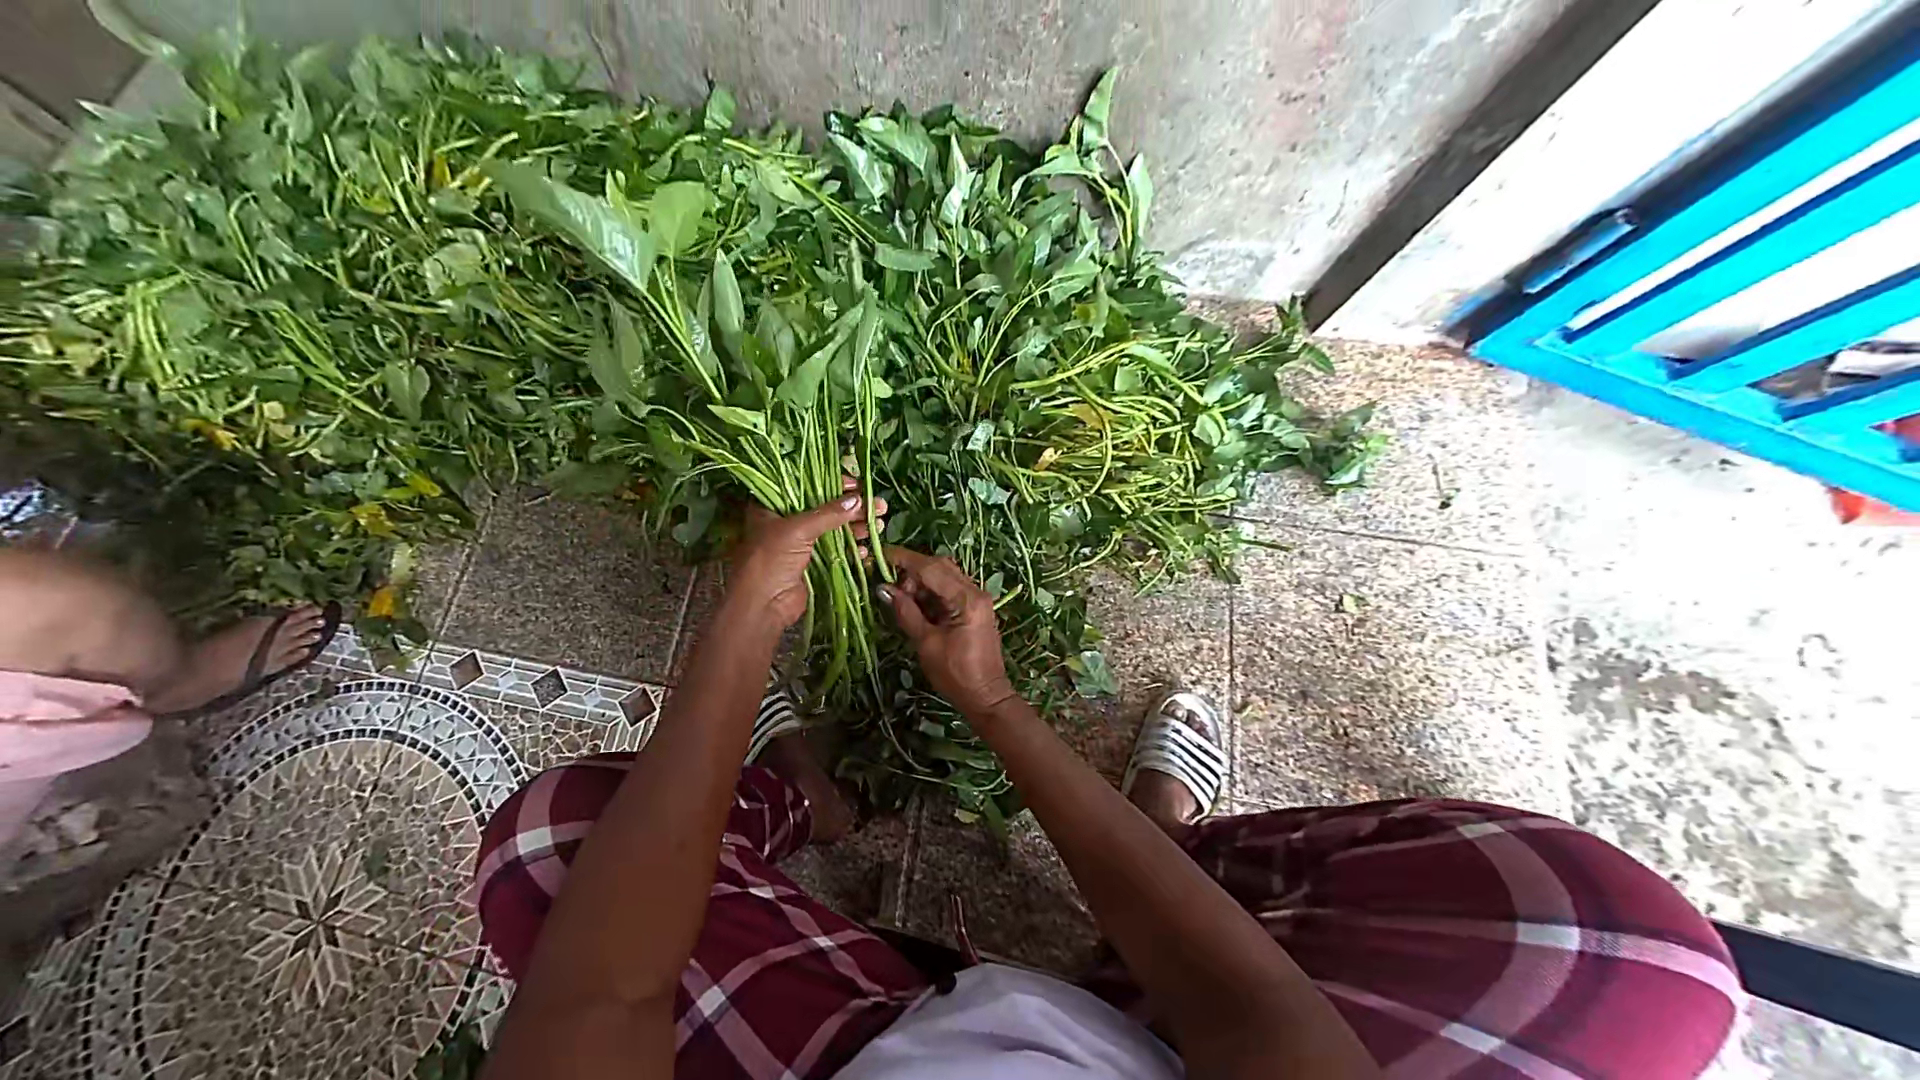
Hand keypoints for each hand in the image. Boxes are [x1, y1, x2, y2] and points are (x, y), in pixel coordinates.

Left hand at [727, 478, 886, 628]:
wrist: (762, 606)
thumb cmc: (769, 560)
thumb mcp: (797, 530)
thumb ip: (828, 513)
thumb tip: (858, 499)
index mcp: (773, 505)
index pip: (807, 484)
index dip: (833, 482)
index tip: (857, 484)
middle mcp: (787, 520)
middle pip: (825, 507)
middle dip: (852, 506)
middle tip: (878, 505)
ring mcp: (800, 543)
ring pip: (834, 528)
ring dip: (856, 526)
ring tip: (879, 524)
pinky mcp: (812, 562)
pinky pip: (836, 549)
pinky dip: (851, 547)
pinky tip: (865, 547)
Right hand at [877, 548, 1018, 718]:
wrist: (985, 696)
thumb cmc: (955, 674)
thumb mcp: (926, 643)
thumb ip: (906, 612)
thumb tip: (884, 589)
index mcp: (966, 598)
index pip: (931, 568)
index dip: (904, 559)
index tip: (882, 555)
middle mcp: (975, 592)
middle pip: (939, 567)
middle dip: (912, 572)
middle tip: (892, 588)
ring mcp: (976, 599)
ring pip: (944, 576)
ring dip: (921, 582)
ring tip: (902, 600)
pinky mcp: (973, 608)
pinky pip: (949, 589)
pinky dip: (931, 593)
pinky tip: (916, 606)